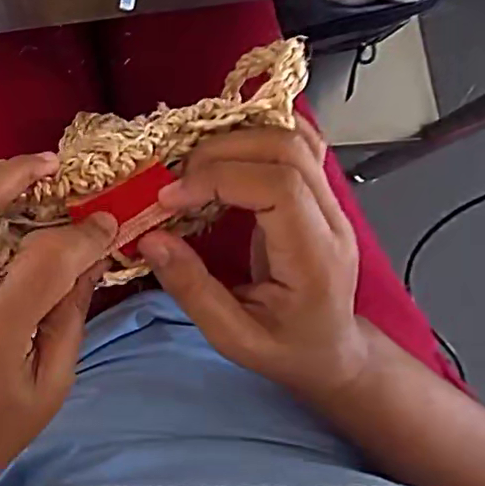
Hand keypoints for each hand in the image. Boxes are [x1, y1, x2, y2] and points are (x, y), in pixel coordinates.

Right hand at [136, 124, 374, 399]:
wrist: (334, 351)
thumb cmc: (287, 349)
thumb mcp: (233, 337)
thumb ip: (192, 288)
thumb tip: (150, 239)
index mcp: (314, 257)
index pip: (278, 186)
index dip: (217, 179)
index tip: (169, 198)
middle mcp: (332, 219)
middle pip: (286, 149)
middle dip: (219, 152)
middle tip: (175, 181)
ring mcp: (332, 201)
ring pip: (293, 136)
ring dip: (234, 139)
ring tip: (193, 166)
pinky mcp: (320, 192)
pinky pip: (298, 142)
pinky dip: (257, 134)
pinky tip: (225, 149)